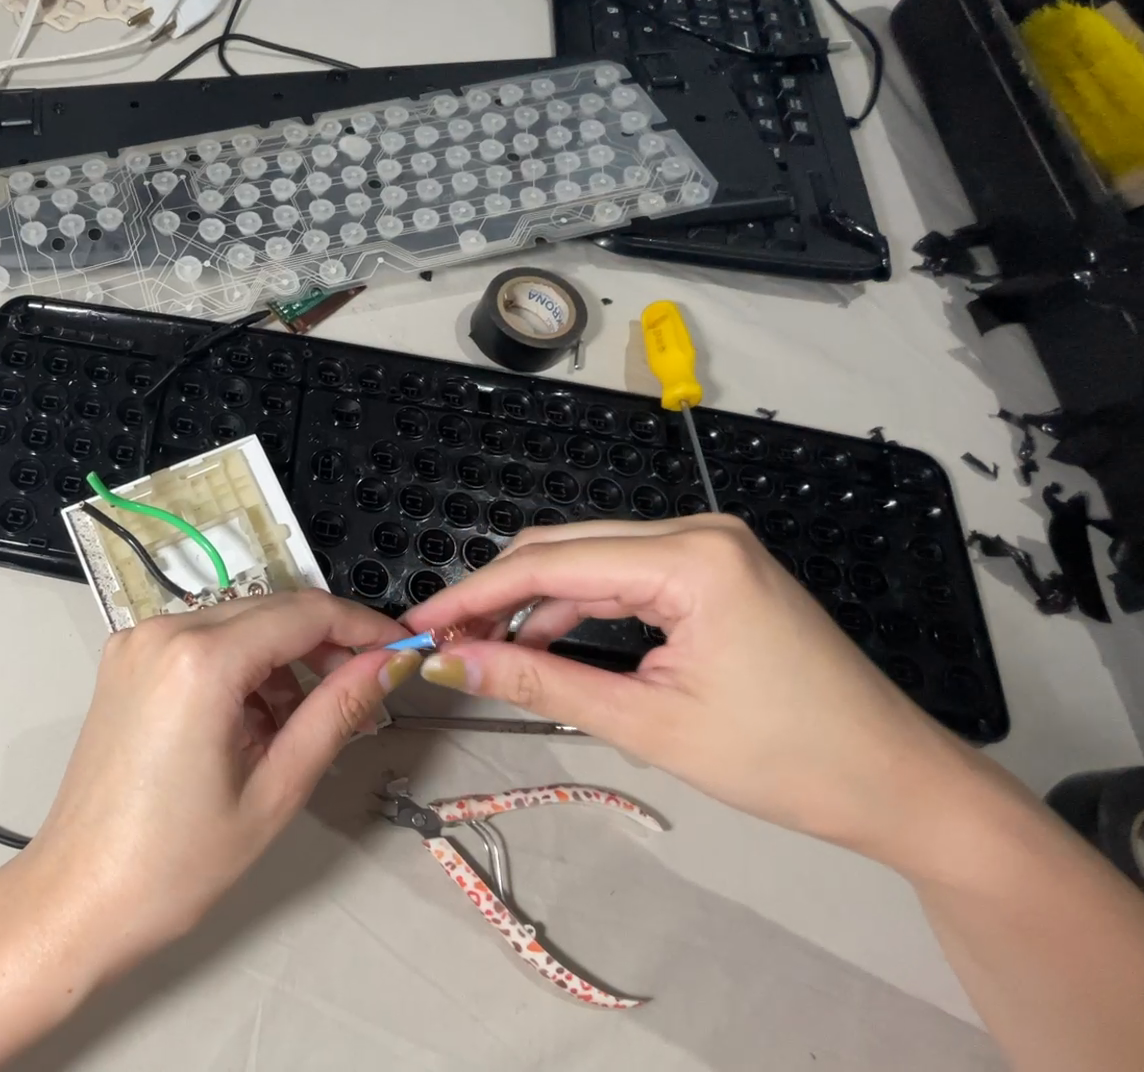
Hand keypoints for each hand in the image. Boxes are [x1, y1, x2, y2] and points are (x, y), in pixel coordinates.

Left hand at [25, 590, 413, 971]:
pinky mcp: (124, 663)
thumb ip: (336, 712)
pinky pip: (198, 642)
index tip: (400, 649)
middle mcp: (161, 631)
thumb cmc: (177, 861)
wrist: (79, 895)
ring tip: (297, 728)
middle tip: (361, 694)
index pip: (302, 613)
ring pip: (234, 625)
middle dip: (322, 644)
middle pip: (267, 611)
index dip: (361, 625)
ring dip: (278, 660)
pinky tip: (250, 722)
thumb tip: (389, 663)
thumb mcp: (275, 789)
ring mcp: (135, 643)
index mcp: (199, 659)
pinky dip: (237, 668)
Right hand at [401, 516, 983, 863]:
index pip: (548, 564)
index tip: (418, 628)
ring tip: (477, 648)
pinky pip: (615, 579)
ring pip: (582, 562)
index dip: (471, 596)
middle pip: (559, 550)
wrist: (903, 788)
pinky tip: (534, 643)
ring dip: (525, 604)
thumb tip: (449, 665)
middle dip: (492, 595)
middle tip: (441, 642)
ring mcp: (705, 549)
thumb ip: (539, 682)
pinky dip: (567, 610)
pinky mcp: (707, 574)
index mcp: (691, 559)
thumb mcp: (647, 724)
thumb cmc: (786, 760)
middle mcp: (696, 533)